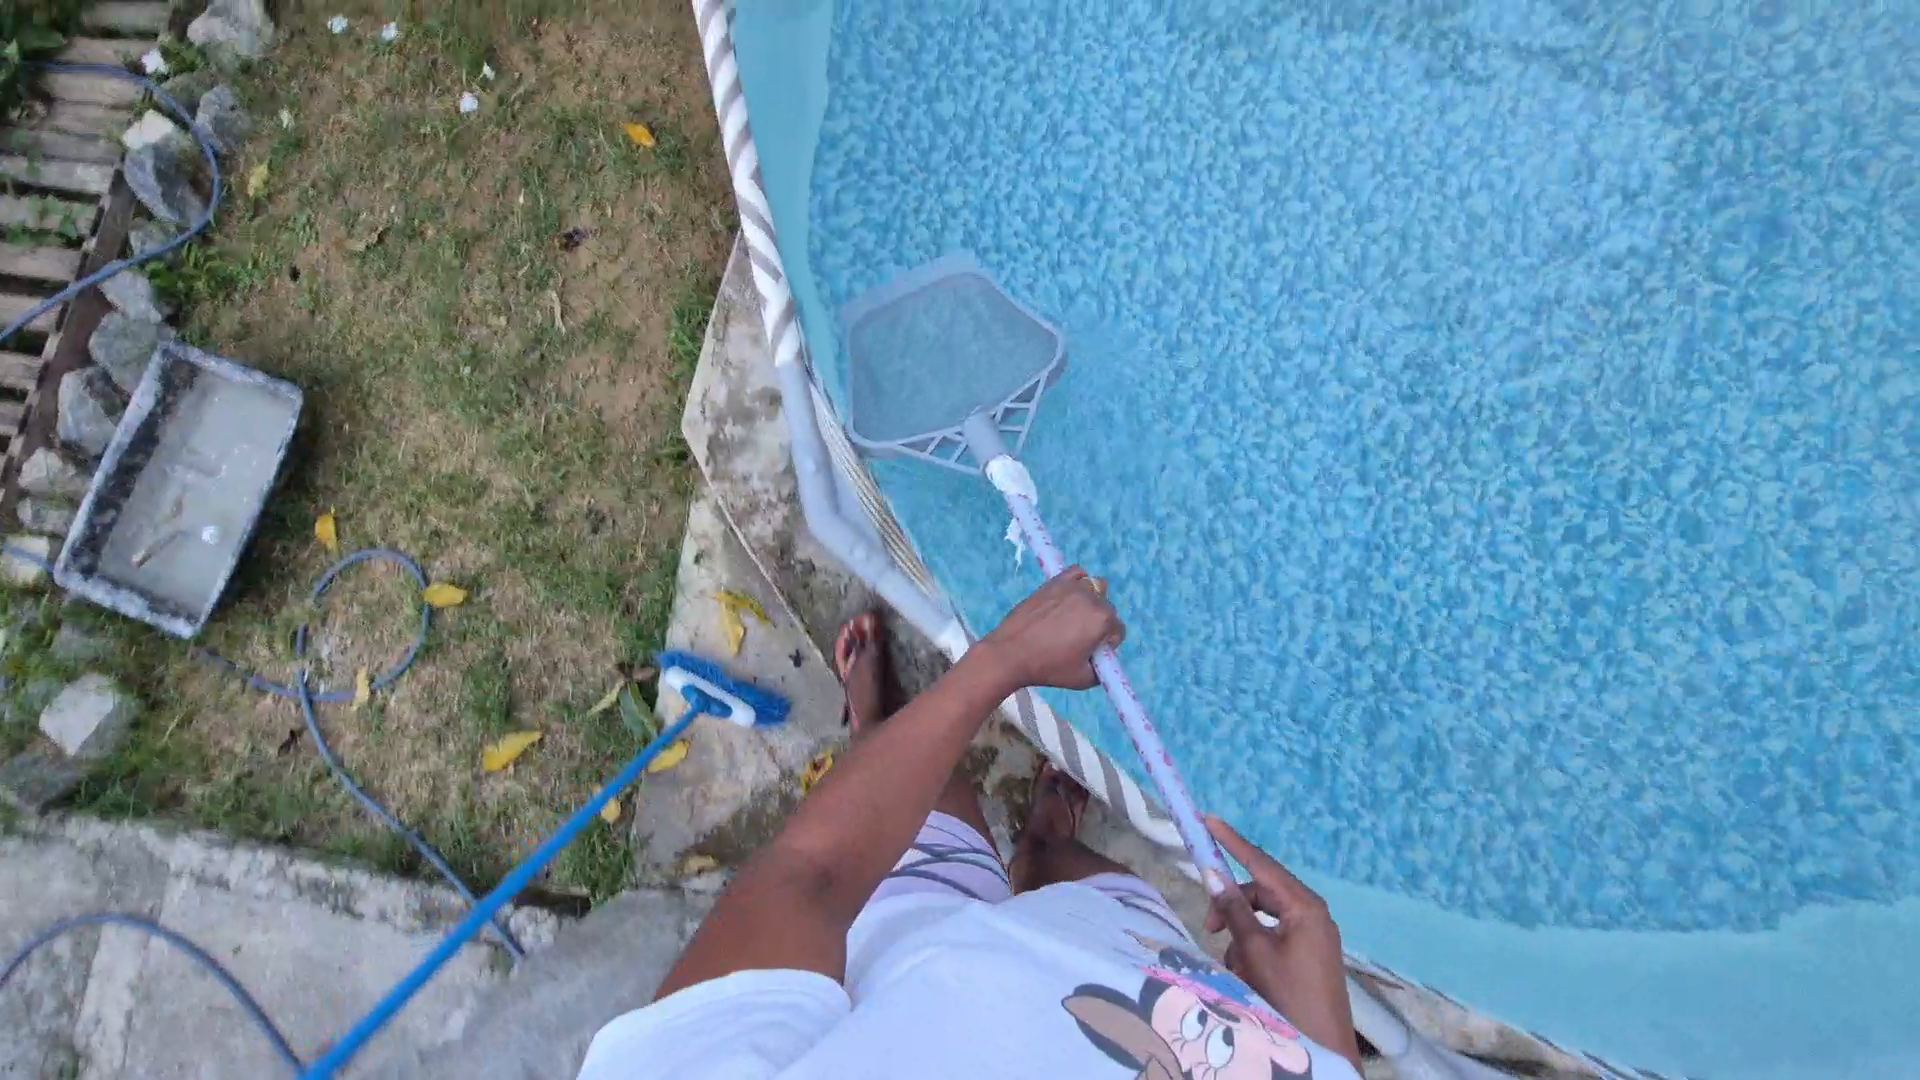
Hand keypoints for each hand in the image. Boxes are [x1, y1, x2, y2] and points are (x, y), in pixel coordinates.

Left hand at [974, 567, 1123, 692]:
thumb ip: (1103, 669)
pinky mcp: (1054, 582)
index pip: (1118, 630)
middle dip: (1098, 624)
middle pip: (1107, 609)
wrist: (1011, 653)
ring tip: (1073, 617)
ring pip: (1095, 588)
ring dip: (1090, 602)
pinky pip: (1077, 572)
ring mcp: (1072, 587)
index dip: (1106, 644)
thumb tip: (1103, 658)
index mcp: (1102, 620)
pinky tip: (1069, 596)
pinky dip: (1078, 581)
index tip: (1090, 652)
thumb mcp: (1084, 679)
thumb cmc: (1048, 667)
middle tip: (1078, 639)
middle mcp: (1091, 598)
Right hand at [1204, 817, 1362, 1069]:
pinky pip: (1272, 935)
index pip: (1261, 863)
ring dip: (1241, 933)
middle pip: (1260, 892)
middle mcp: (1312, 913)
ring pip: (1263, 916)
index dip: (1233, 841)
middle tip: (1209, 927)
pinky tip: (1245, 973)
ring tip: (1233, 963)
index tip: (1209, 821)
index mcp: (1305, 906)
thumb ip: (1233, 909)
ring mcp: (1312, 935)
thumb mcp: (1255, 950)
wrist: (1325, 1049)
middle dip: (1231, 905)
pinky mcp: (1308, 954)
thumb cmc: (1290, 996)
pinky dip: (1253, 947)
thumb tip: (1212, 874)